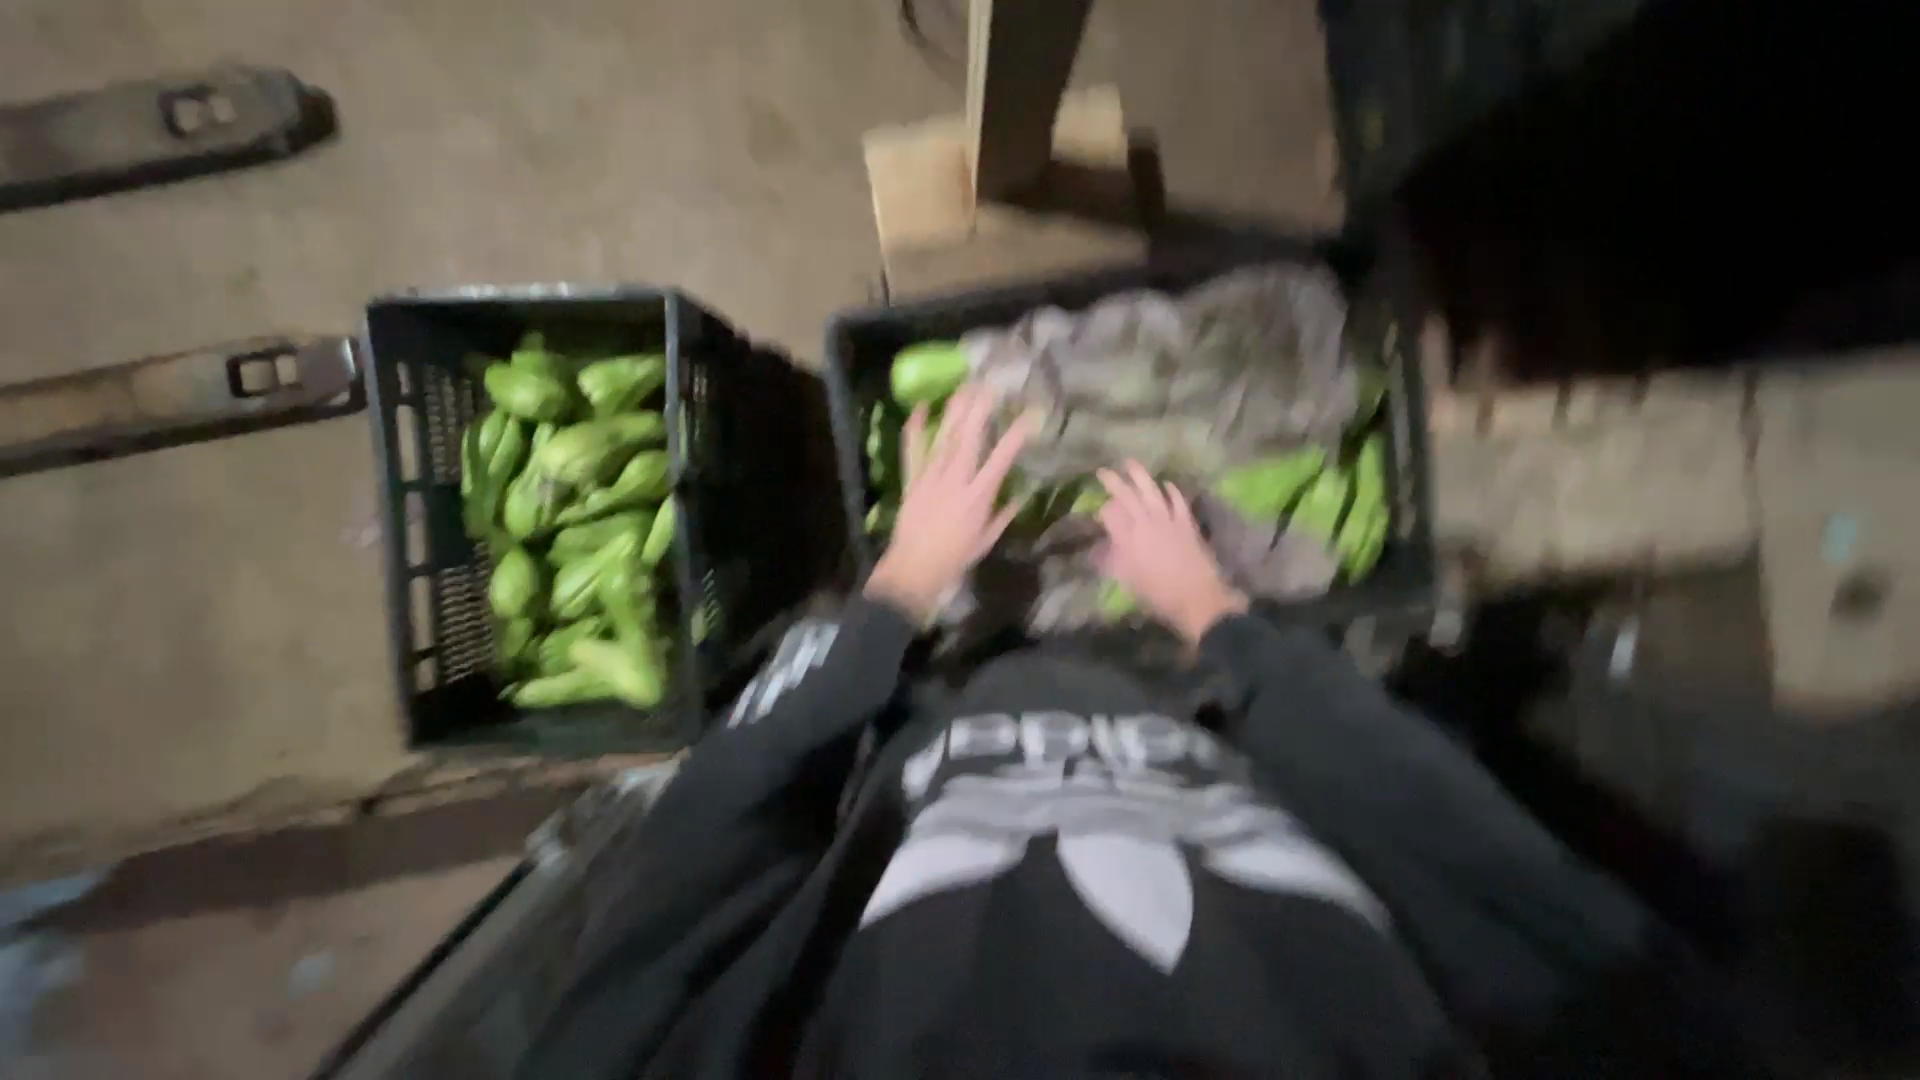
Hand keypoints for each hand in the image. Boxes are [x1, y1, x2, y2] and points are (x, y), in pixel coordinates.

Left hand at [866, 386, 1030, 621]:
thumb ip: (1003, 515)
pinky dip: (915, 428)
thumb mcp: (986, 540)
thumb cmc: (955, 558)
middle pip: (970, 439)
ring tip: (964, 388)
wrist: (915, 570)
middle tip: (990, 386)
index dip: (1016, 435)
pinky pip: (913, 451)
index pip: (1001, 459)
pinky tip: (921, 407)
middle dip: (981, 410)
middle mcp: (956, 481)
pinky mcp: (912, 481)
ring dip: (955, 411)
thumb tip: (1018, 497)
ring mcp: (931, 478)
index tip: (1029, 415)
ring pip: (944, 439)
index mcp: (979, 497)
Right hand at [1096, 461, 1247, 644]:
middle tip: (1104, 471)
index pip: (1110, 513)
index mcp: (1126, 538)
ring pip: (1151, 491)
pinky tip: (1166, 484)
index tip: (1099, 512)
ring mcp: (1168, 520)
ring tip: (1130, 463)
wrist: (1196, 597)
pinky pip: (1177, 500)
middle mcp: (1145, 523)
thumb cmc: (1157, 594)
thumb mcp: (1127, 580)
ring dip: (1140, 475)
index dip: (1103, 510)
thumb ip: (1112, 561)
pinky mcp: (1186, 523)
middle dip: (1114, 482)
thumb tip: (1098, 550)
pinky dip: (1170, 490)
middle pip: (1127, 495)